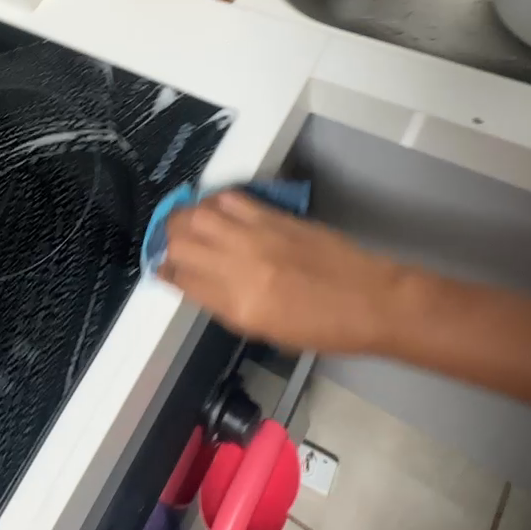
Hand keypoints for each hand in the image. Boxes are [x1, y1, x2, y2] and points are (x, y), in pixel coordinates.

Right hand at [158, 190, 405, 354]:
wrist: (370, 301)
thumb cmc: (321, 328)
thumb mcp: (265, 330)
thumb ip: (224, 304)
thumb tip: (194, 283)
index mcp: (237, 304)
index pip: (181, 279)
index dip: (164, 271)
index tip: (160, 268)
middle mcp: (239, 266)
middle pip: (180, 241)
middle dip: (165, 241)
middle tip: (166, 245)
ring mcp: (255, 236)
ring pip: (197, 214)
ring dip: (182, 217)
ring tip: (182, 223)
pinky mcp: (272, 215)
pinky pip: (228, 199)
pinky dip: (212, 202)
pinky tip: (212, 210)